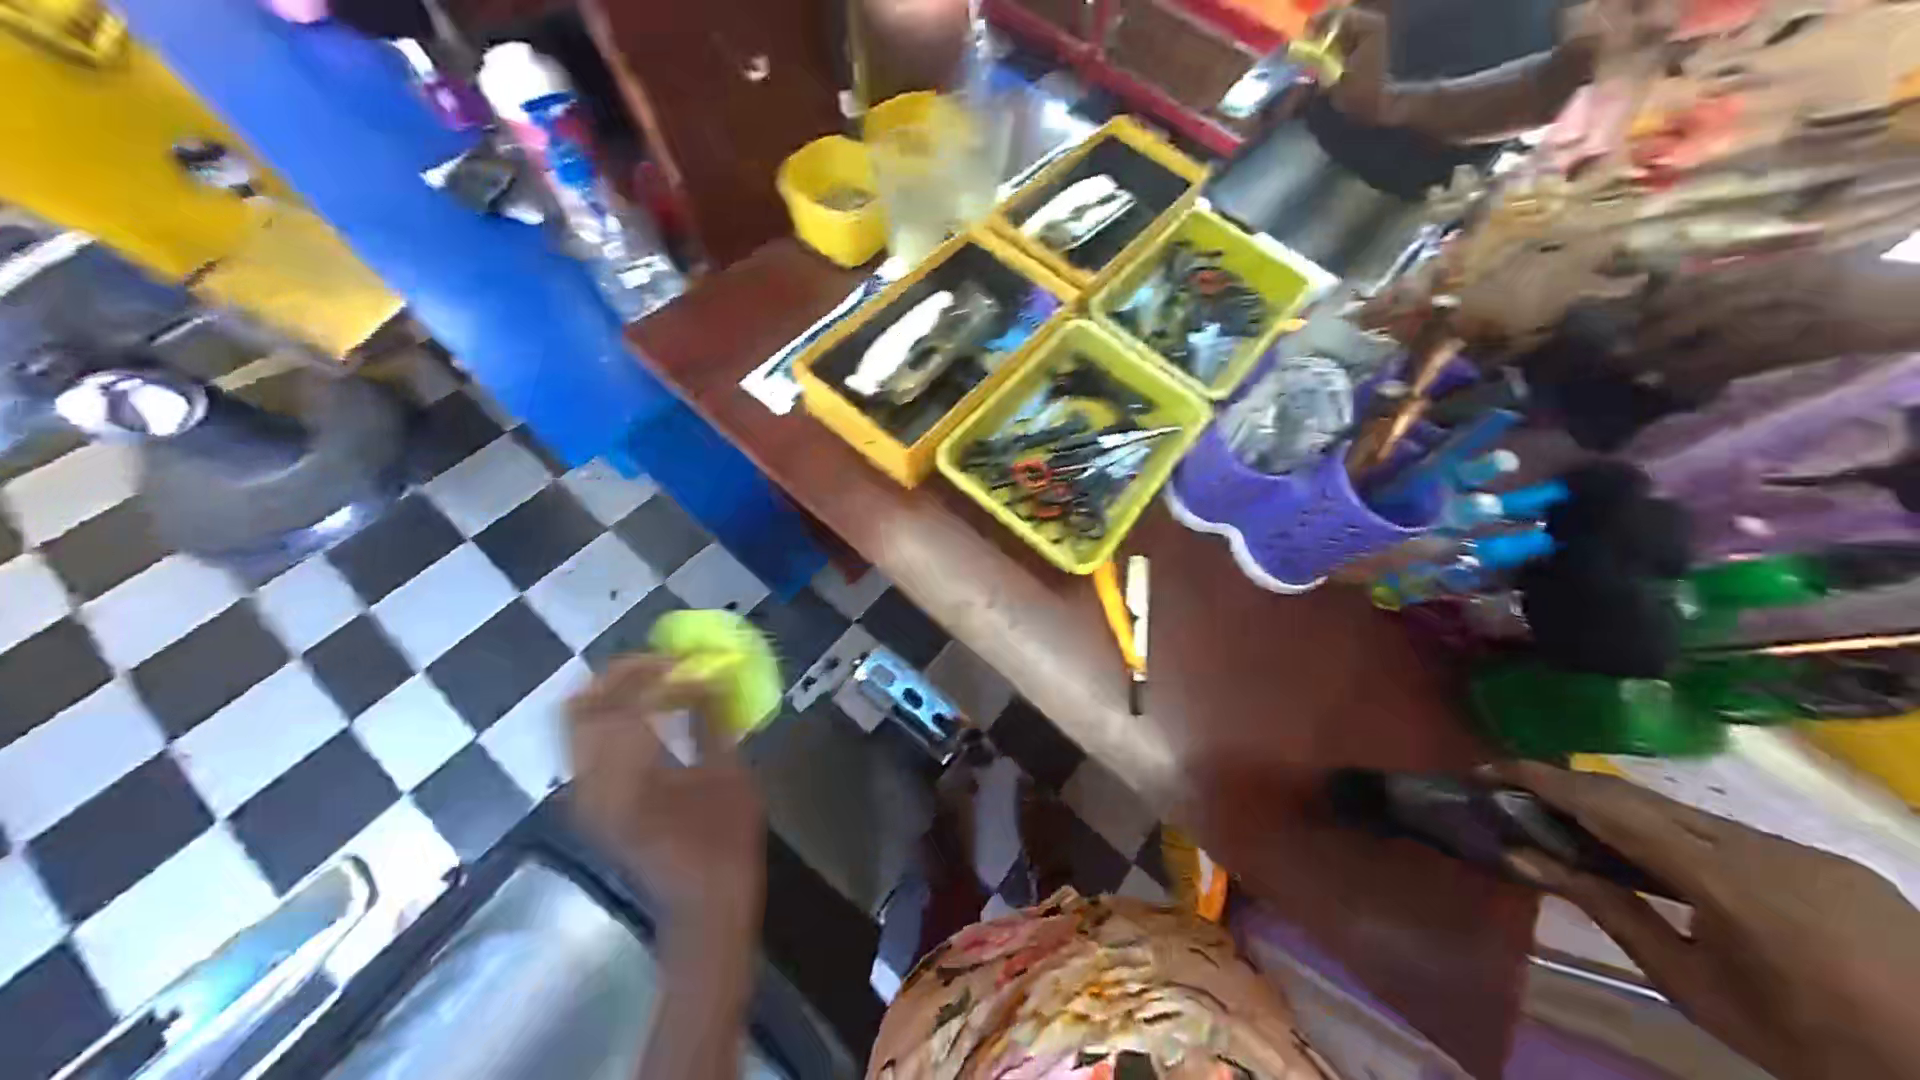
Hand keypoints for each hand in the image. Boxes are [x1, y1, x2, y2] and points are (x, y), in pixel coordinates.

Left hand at [568, 656, 765, 936]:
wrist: (701, 901)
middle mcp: (591, 783)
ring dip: (614, 695)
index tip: (684, 658)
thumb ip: (710, 717)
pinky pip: (588, 743)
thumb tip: (705, 672)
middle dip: (620, 676)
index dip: (649, 671)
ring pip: (578, 722)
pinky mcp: (589, 801)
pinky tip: (652, 716)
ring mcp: (584, 794)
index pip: (617, 702)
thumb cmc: (725, 841)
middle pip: (580, 706)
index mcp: (627, 778)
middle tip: (663, 664)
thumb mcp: (728, 773)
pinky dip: (614, 718)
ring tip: (661, 685)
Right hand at [1496, 762, 1919, 1079]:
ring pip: (1684, 813)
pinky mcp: (1829, 862)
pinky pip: (1726, 833)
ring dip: (1618, 811)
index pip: (1613, 808)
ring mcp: (1806, 851)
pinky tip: (1654, 860)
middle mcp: (1768, 848)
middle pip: (1643, 798)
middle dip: (1570, 788)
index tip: (1489, 769)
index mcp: (1732, 884)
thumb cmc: (1814, 1050)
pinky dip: (1670, 833)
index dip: (1544, 781)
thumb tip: (1521, 857)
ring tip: (1570, 824)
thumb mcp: (1696, 989)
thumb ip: (1609, 911)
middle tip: (1513, 791)